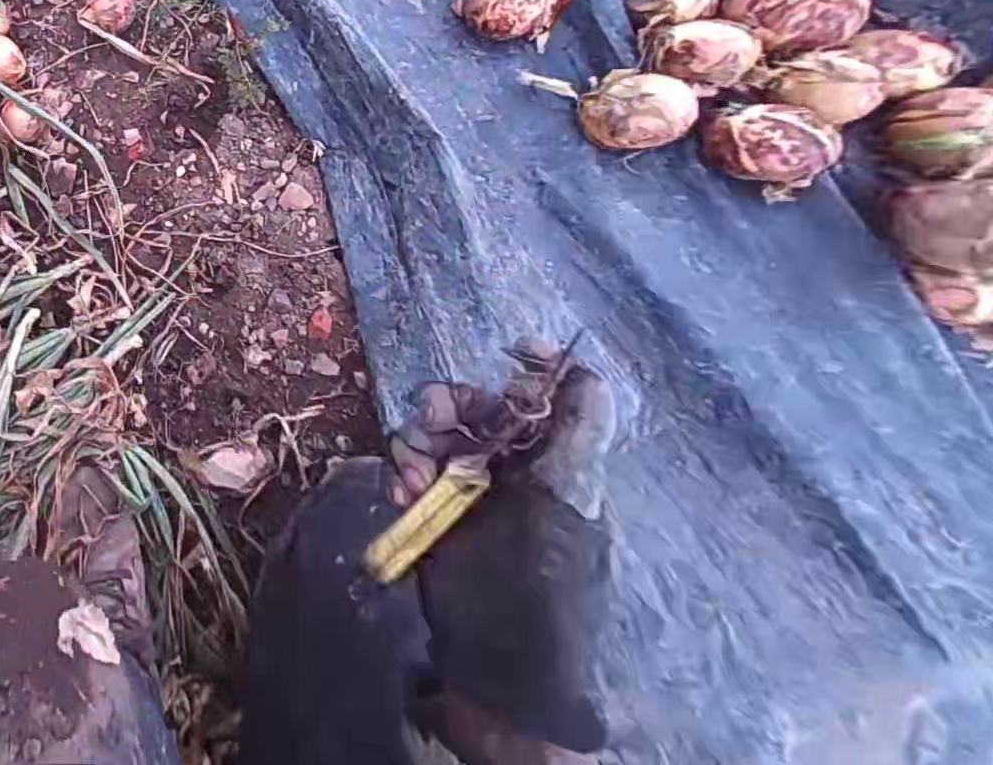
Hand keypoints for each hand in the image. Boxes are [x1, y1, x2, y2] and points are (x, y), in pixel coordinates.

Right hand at [390, 341, 616, 756]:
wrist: (493, 651)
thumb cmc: (541, 580)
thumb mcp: (563, 504)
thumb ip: (574, 439)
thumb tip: (594, 374)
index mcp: (548, 458)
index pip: (543, 395)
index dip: (532, 364)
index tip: (515, 345)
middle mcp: (504, 459)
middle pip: (469, 402)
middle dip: (446, 405)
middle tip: (435, 422)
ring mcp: (462, 478)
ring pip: (427, 428)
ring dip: (414, 445)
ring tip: (416, 482)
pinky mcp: (427, 495)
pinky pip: (403, 460)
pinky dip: (400, 471)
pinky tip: (405, 496)